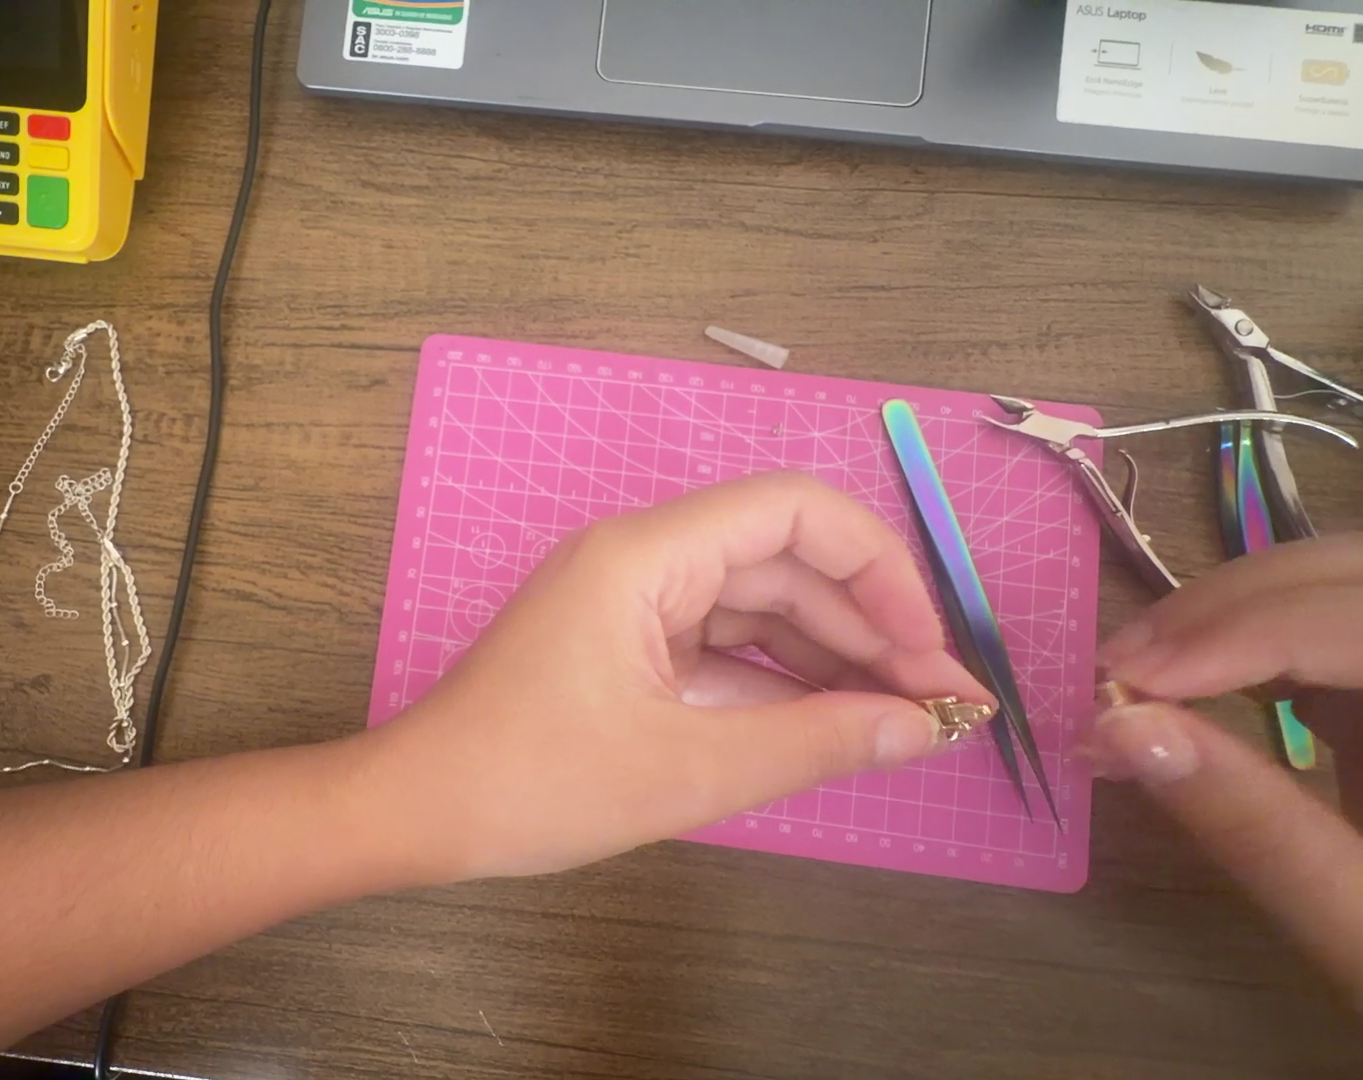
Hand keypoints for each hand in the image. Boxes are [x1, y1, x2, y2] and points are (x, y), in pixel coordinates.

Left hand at [363, 470, 985, 881]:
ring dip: (826, 654)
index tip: (929, 647)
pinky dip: (774, 678)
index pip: (790, 511)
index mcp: (644, 555)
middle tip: (939, 701)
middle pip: (778, 560)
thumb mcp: (686, 769)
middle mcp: (639, 559)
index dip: (877, 566)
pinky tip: (830, 718)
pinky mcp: (624, 643)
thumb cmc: (536, 781)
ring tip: (903, 716)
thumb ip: (812, 742)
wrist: (424, 808)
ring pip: (752, 604)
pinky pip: (717, 644)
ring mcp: (629, 601)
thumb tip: (921, 726)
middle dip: (863, 623)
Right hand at [1090, 524, 1362, 1071]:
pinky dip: (1252, 650)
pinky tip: (1189, 687)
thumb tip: (1117, 730)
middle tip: (1125, 655)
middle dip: (1246, 597)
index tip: (1125, 681)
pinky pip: (1347, 634)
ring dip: (1237, 613)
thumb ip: (1273, 844)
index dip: (1265, 633)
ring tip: (1140, 668)